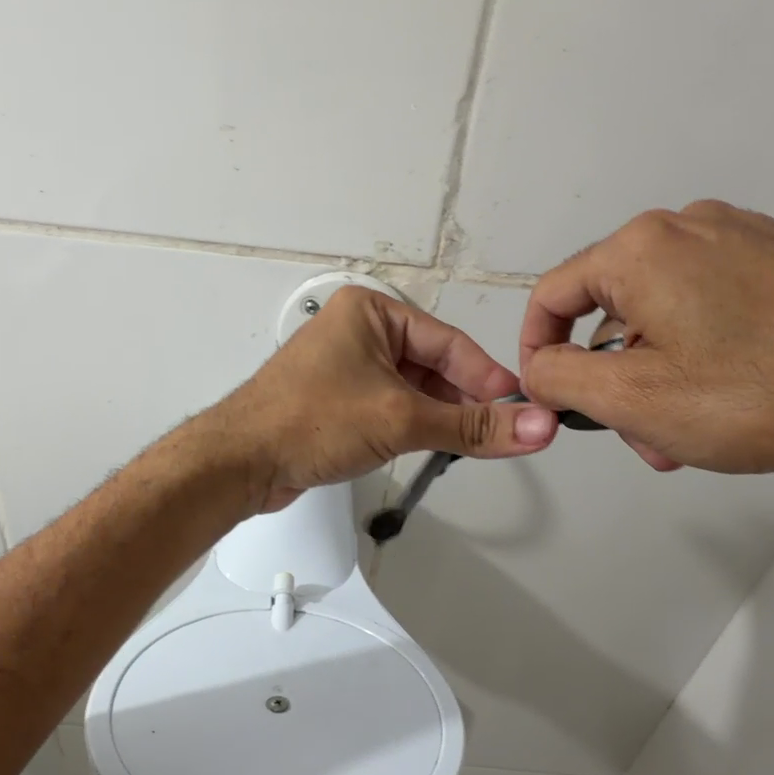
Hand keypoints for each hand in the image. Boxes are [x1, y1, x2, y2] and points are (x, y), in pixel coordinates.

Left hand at [197, 285, 558, 511]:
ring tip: (466, 444)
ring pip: (411, 391)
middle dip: (463, 401)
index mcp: (370, 312)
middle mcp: (357, 334)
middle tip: (499, 432)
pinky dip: (411, 427)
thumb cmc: (305, 422)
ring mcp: (344, 370)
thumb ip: (471, 427)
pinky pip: (388, 409)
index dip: (487, 379)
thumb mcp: (401, 420)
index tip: (520, 408)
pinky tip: (427, 447)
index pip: (449, 343)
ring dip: (438, 418)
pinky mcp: (335, 403)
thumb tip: (532, 427)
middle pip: (433, 367)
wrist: (241, 462)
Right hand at [519, 200, 773, 476]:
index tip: (547, 400)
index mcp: (642, 248)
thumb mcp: (632, 399)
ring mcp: (750, 237)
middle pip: (613, 307)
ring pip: (667, 313)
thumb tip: (540, 367)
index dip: (536, 351)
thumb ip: (560, 379)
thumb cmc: (754, 394)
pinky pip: (717, 306)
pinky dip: (703, 355)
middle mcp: (692, 225)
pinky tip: (735, 401)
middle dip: (612, 378)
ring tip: (689, 435)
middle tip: (639, 438)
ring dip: (658, 376)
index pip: (552, 294)